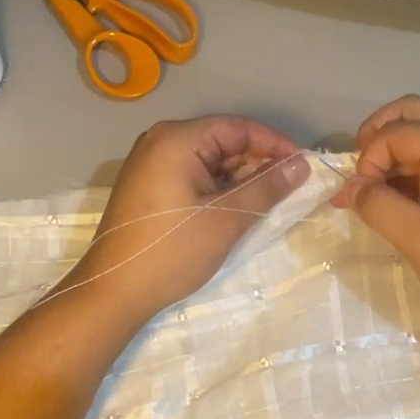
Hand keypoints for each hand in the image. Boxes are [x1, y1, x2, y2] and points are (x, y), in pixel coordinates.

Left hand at [64, 115, 308, 319]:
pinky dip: (219, 189)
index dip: (275, 144)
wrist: (115, 291)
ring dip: (240, 179)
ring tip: (270, 202)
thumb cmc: (173, 251)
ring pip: (209, 161)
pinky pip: (193, 177)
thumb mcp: (227, 219)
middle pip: (223, 141)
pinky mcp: (148, 188)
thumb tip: (302, 165)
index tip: (304, 166)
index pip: (238, 128)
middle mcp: (160, 143)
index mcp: (177, 140)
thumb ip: (267, 187)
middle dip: (258, 162)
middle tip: (290, 188)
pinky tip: (237, 210)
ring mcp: (150, 165)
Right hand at [333, 96, 419, 335]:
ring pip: (419, 137)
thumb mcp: (419, 241)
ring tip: (367, 197)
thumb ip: (379, 207)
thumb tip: (352, 188)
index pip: (399, 131)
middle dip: (376, 138)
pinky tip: (387, 204)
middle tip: (358, 174)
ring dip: (389, 158)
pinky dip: (403, 175)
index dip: (370, 158)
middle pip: (412, 114)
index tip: (360, 197)